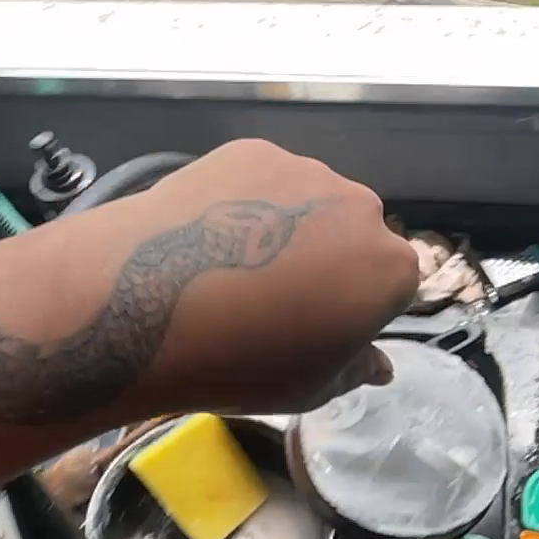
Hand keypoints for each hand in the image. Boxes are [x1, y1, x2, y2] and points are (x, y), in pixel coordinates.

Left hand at [115, 140, 419, 412]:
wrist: (144, 305)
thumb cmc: (243, 361)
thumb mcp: (310, 387)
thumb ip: (356, 369)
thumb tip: (380, 366)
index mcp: (391, 269)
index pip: (394, 285)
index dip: (359, 309)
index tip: (321, 327)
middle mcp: (363, 208)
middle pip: (357, 236)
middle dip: (331, 262)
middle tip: (277, 298)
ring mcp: (307, 171)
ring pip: (312, 203)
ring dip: (292, 227)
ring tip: (236, 265)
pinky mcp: (253, 150)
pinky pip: (265, 180)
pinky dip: (249, 202)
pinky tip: (212, 235)